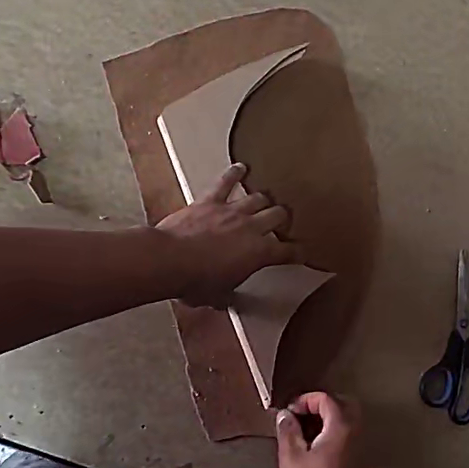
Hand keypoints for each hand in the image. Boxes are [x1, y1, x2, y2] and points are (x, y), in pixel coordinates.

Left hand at [155, 163, 300, 306]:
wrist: (169, 261)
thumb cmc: (194, 281)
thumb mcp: (218, 295)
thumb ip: (228, 295)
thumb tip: (227, 301)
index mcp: (259, 254)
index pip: (288, 251)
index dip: (297, 252)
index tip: (300, 253)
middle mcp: (252, 228)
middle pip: (279, 216)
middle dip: (284, 219)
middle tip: (283, 221)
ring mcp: (232, 211)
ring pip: (259, 198)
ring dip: (265, 199)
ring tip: (268, 199)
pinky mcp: (210, 201)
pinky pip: (225, 183)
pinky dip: (234, 173)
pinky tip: (241, 167)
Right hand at [276, 392, 367, 467]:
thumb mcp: (290, 459)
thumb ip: (288, 431)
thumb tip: (286, 415)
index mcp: (342, 429)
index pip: (328, 399)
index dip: (306, 399)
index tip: (290, 410)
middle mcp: (357, 437)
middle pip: (345, 406)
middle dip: (322, 405)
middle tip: (299, 415)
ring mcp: (361, 453)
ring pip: (349, 423)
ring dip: (328, 420)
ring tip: (303, 432)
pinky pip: (350, 439)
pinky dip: (334, 435)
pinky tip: (314, 450)